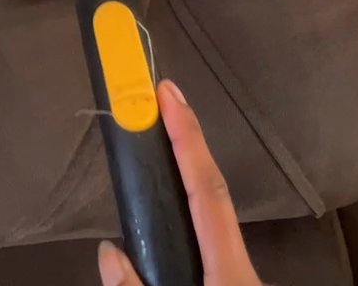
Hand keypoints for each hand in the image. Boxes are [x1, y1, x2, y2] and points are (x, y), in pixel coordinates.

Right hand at [96, 80, 267, 285]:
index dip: (186, 137)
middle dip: (188, 150)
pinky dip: (191, 234)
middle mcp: (247, 270)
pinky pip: (215, 254)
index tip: (167, 91)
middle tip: (157, 106)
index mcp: (232, 274)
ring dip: (185, 198)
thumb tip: (108, 250)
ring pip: (214, 231)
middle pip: (214, 199)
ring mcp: (249, 280)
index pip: (206, 190)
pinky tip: (171, 238)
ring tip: (154, 163)